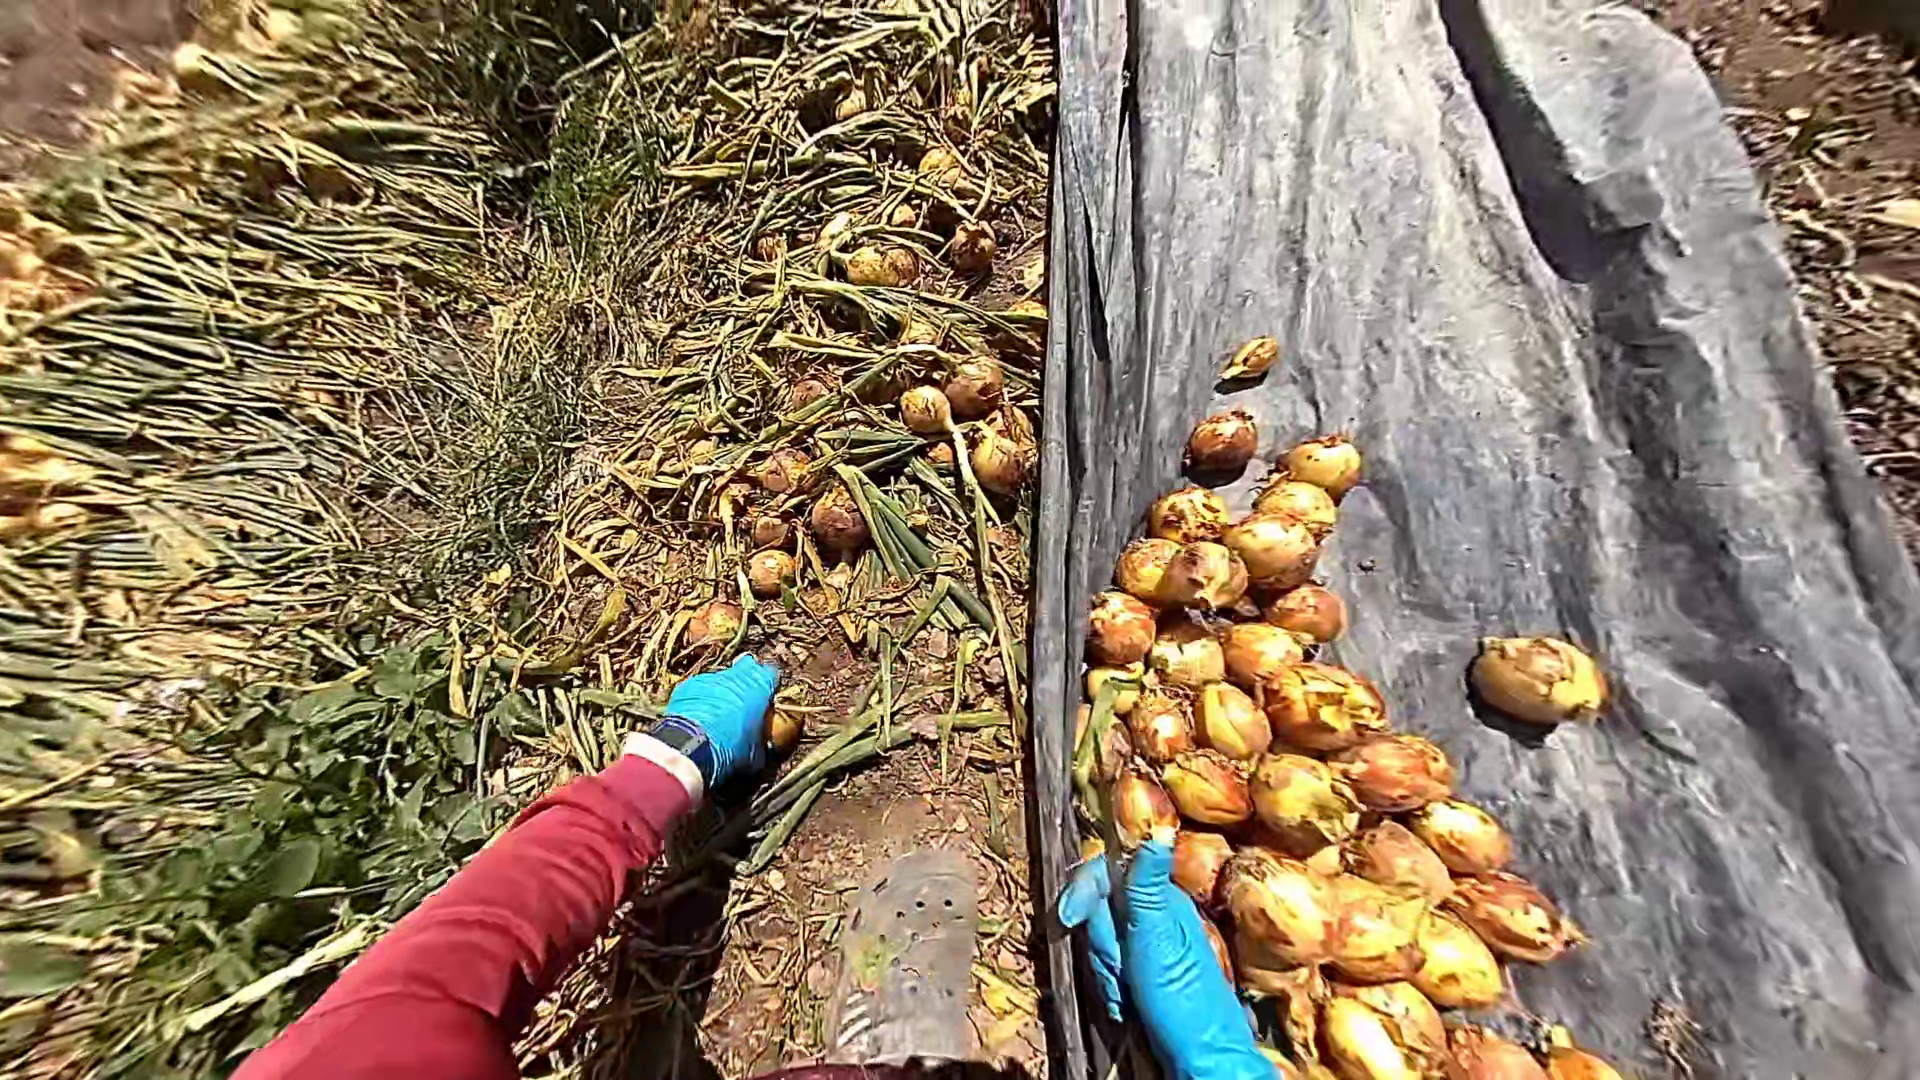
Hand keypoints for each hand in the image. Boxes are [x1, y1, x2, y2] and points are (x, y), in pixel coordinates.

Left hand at [663, 655, 778, 785]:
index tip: (766, 699)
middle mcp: (737, 674)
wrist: (691, 747)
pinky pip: (699, 689)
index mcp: (760, 684)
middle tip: (744, 701)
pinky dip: (700, 700)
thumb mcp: (756, 751)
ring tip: (718, 716)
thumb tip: (762, 748)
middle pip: (746, 667)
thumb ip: (762, 740)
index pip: (772, 674)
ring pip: (721, 679)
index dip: (769, 686)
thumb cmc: (731, 746)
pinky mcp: (688, 685)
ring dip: (722, 692)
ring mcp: (711, 677)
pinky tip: (698, 718)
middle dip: (746, 680)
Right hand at [1057, 841, 1270, 1079]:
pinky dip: (1107, 986)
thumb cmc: (1182, 997)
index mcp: (1159, 895)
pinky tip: (1123, 1004)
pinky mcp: (1136, 972)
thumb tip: (1159, 829)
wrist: (1199, 1065)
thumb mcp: (1159, 936)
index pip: (1105, 869)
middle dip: (1100, 942)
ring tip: (1125, 994)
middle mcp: (1150, 912)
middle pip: (1096, 905)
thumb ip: (1147, 883)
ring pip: (1096, 938)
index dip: (1082, 890)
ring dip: (1104, 969)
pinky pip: (1103, 966)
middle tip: (1121, 970)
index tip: (1067, 918)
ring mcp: (1142, 944)